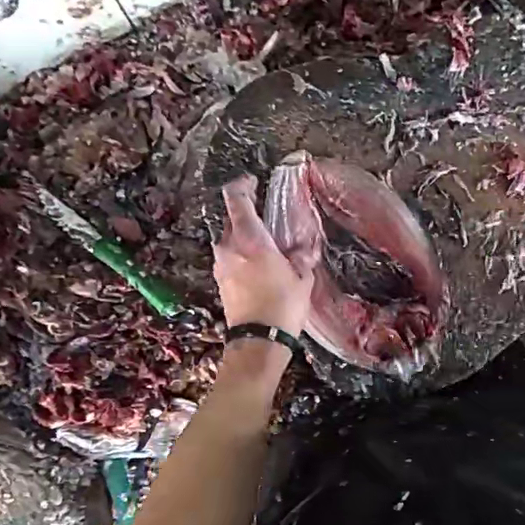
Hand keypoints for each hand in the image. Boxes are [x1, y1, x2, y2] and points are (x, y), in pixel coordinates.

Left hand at [213, 175, 317, 334]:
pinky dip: (242, 257)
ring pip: (230, 240)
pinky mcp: (220, 282)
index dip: (243, 185)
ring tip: (267, 249)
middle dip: (247, 216)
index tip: (253, 182)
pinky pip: (230, 259)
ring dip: (245, 239)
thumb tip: (304, 249)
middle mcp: (228, 247)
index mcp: (249, 238)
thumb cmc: (283, 305)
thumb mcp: (302, 278)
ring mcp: (220, 265)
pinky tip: (260, 268)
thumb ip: (301, 258)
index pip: (236, 198)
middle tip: (268, 221)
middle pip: (231, 219)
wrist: (259, 341)